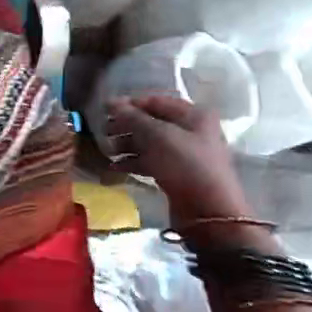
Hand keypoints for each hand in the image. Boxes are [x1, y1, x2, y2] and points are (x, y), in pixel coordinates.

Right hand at [105, 96, 259, 225]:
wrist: (208, 211)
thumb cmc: (186, 165)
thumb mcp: (158, 136)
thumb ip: (133, 118)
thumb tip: (111, 102)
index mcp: (193, 115)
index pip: (156, 101)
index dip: (130, 104)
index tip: (105, 110)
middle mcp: (191, 130)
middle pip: (152, 122)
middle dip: (126, 126)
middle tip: (103, 132)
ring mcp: (184, 154)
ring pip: (150, 143)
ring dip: (127, 145)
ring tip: (107, 150)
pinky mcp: (176, 173)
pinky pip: (151, 162)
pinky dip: (134, 162)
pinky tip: (115, 167)